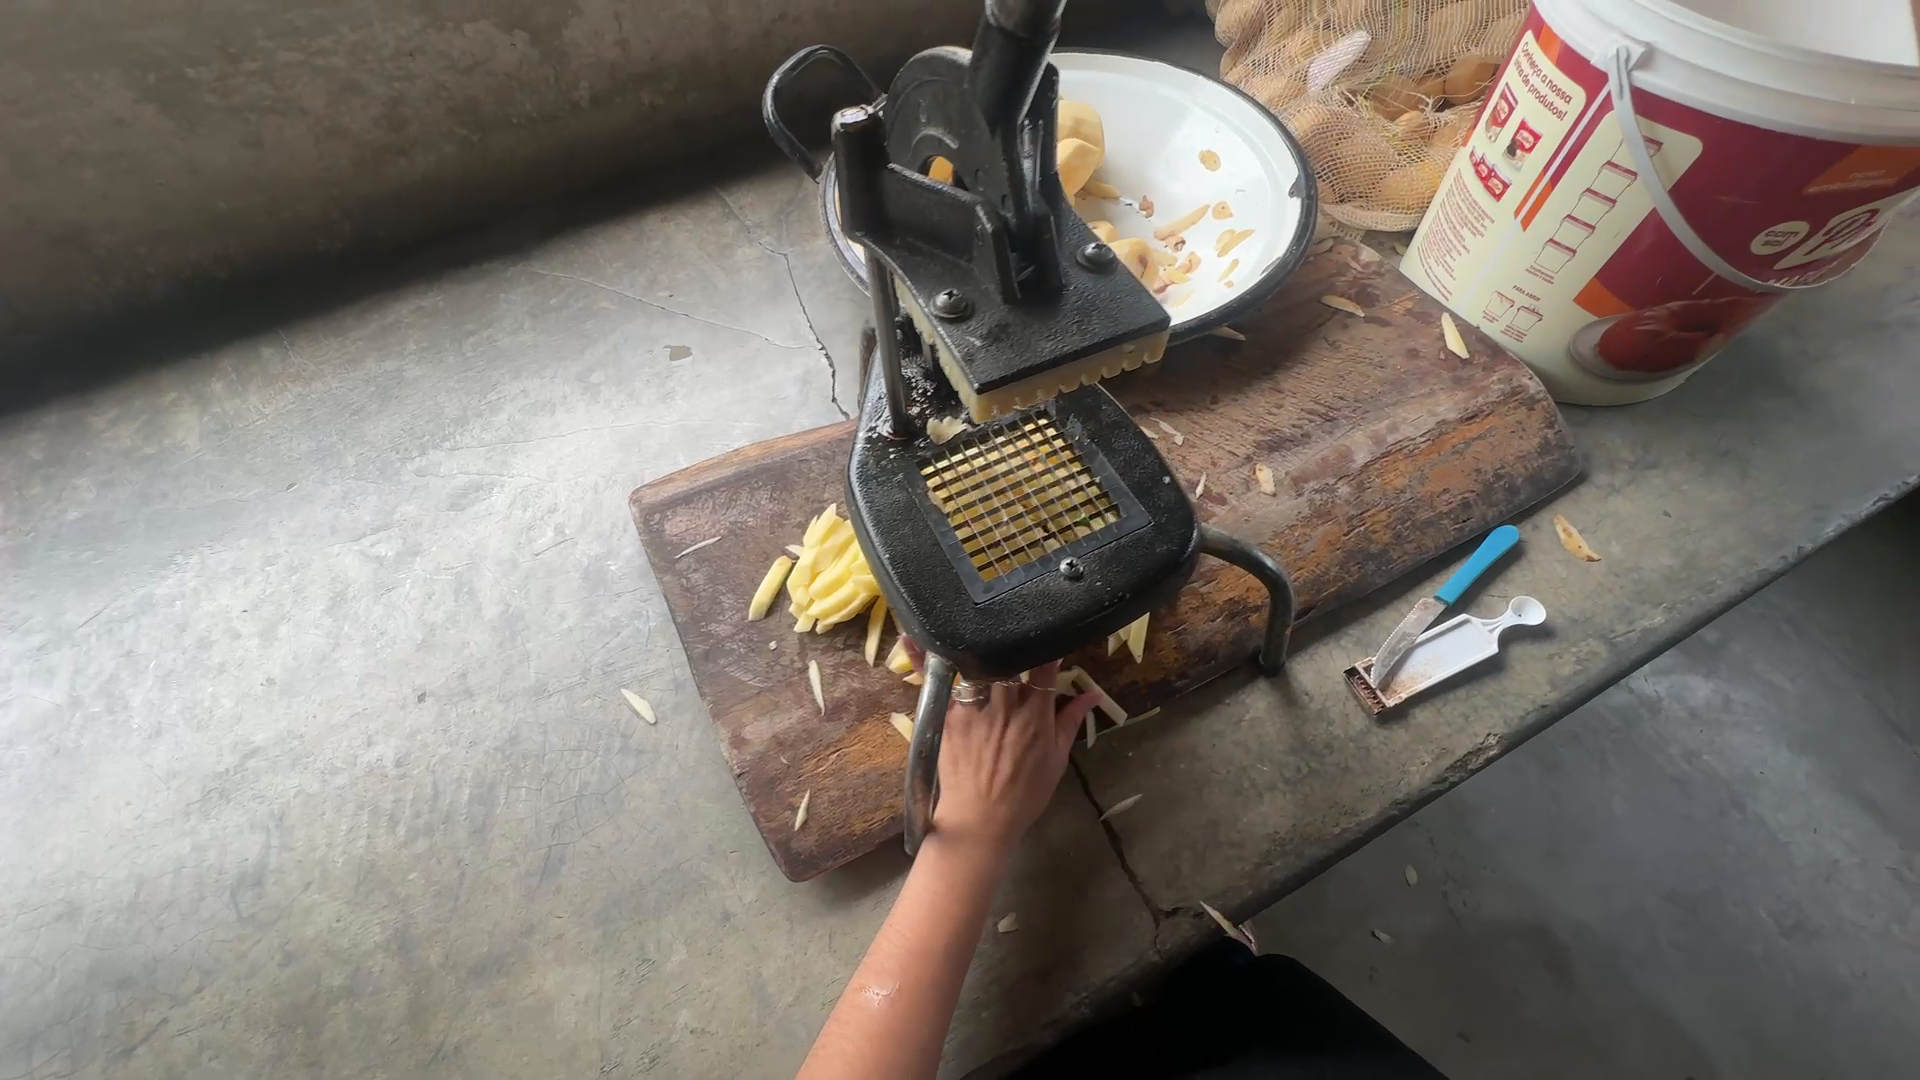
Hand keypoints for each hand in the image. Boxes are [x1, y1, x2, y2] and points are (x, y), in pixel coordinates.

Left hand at [909, 647, 1099, 861]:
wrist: (980, 821)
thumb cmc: (1024, 794)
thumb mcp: (1056, 760)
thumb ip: (1071, 721)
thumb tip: (1092, 694)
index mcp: (1035, 716)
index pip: (1043, 670)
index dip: (1046, 649)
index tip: (1044, 633)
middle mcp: (1004, 707)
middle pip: (1007, 662)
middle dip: (1009, 649)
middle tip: (1006, 638)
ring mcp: (973, 711)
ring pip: (975, 668)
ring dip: (975, 655)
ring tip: (970, 636)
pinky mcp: (947, 717)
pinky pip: (939, 685)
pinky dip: (925, 663)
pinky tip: (911, 641)